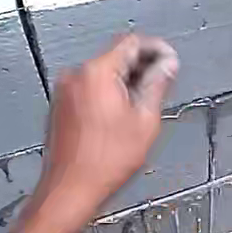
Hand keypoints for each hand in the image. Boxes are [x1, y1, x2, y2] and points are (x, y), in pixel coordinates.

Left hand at [16, 34, 178, 232]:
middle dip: (142, 67)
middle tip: (163, 84)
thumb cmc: (104, 162)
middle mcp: (77, 75)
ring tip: (143, 106)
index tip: (170, 60)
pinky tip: (122, 116)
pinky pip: (90, 87)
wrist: (70, 190)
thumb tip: (168, 64)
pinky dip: (109, 93)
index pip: (132, 43)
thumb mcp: (145, 120)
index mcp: (98, 73)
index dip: (157, 49)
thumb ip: (158, 84)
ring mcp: (65, 90)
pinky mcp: (61, 105)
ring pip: (104, 72)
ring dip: (126, 81)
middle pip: (117, 56)